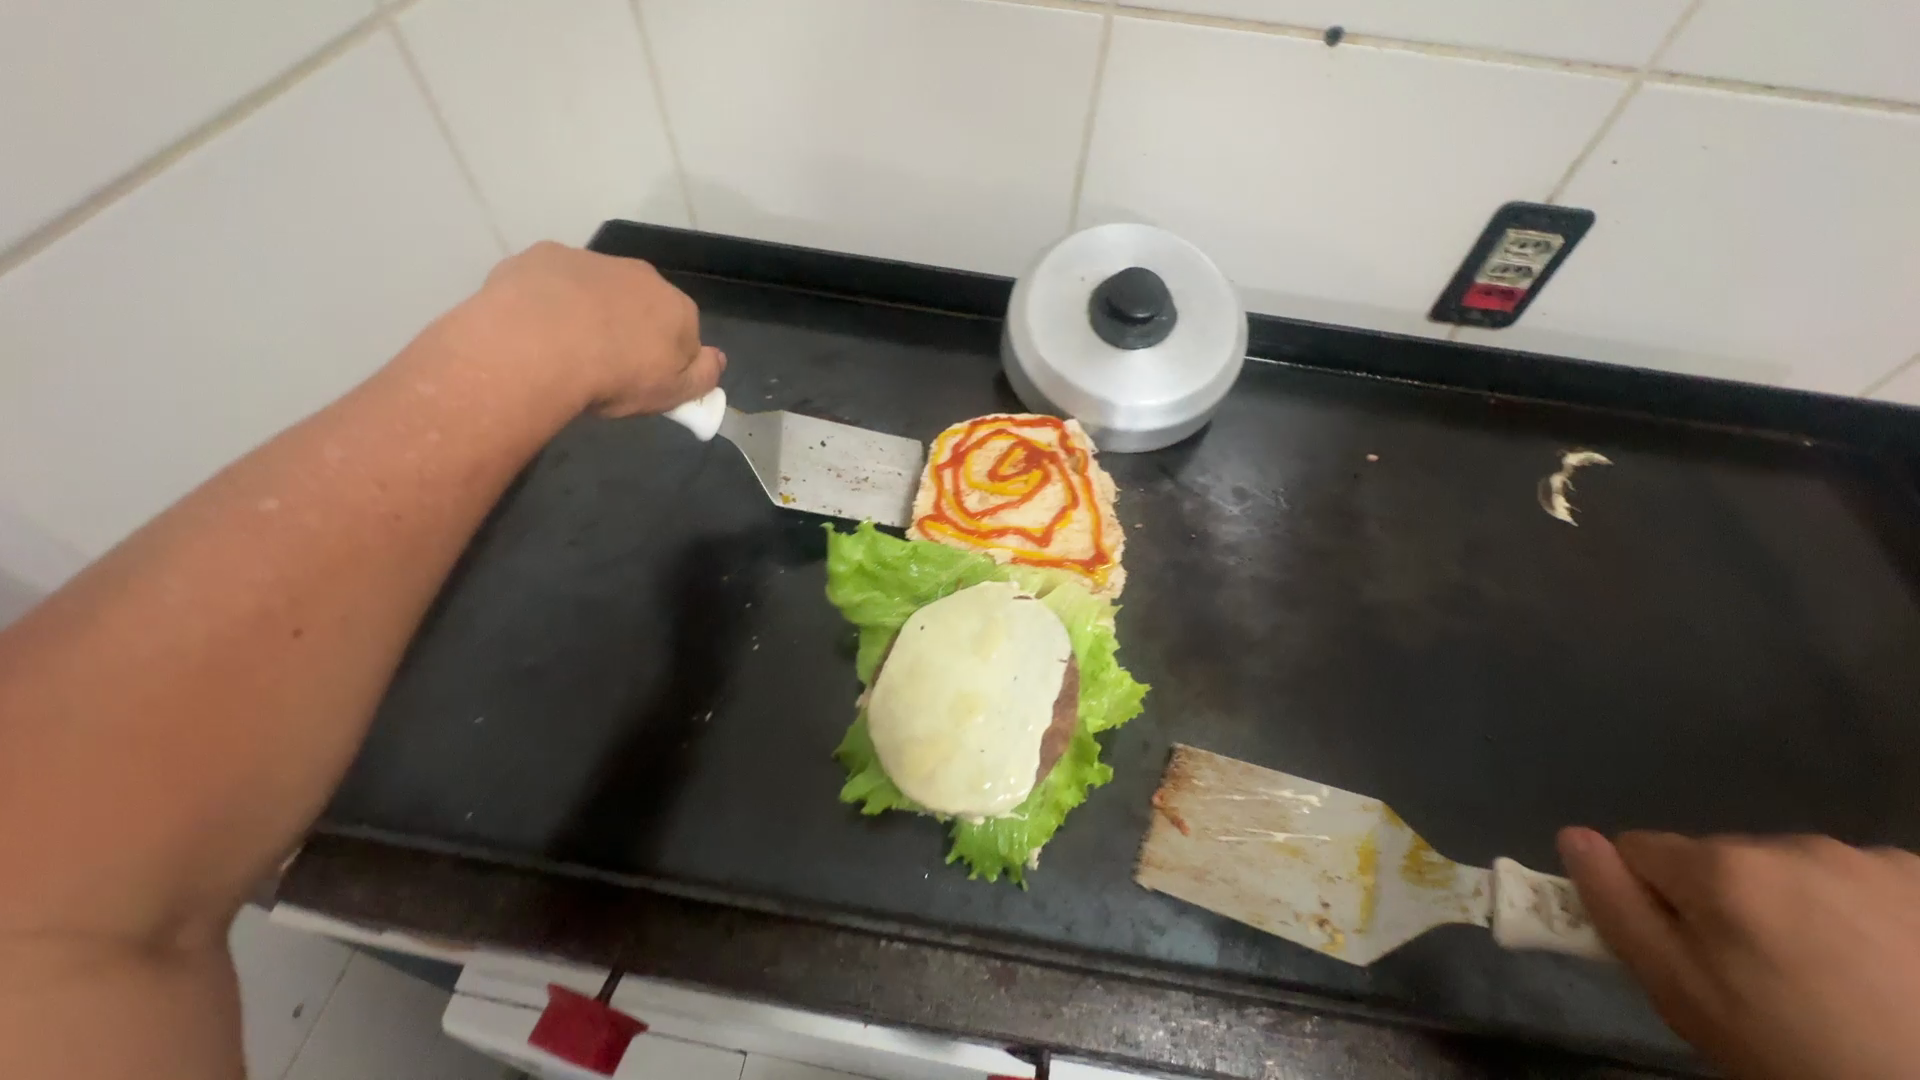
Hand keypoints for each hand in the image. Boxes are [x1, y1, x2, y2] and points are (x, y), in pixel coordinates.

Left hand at [457, 241, 724, 417]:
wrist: (537, 346)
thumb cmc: (615, 376)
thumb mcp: (671, 394)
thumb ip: (702, 376)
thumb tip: (717, 358)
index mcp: (677, 307)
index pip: (684, 332)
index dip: (666, 358)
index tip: (644, 380)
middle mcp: (641, 275)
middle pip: (642, 304)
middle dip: (629, 327)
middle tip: (605, 365)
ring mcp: (592, 260)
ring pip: (598, 288)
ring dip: (589, 311)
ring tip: (565, 348)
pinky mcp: (546, 255)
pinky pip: (555, 279)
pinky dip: (550, 298)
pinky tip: (536, 326)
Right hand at [1559, 827, 1919, 1079]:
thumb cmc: (1791, 1048)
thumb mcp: (1681, 993)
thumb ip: (1615, 906)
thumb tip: (1572, 837)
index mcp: (1720, 867)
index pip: (1637, 851)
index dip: (1648, 899)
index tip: (1684, 952)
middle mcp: (1790, 844)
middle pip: (1716, 860)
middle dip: (1724, 904)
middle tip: (1759, 978)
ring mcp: (1870, 860)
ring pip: (1788, 869)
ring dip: (1792, 906)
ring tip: (1834, 977)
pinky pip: (1858, 880)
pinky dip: (1859, 912)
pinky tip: (1887, 963)